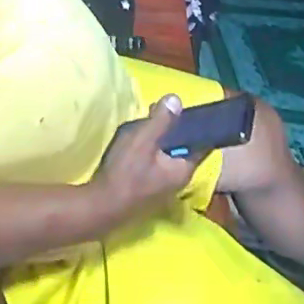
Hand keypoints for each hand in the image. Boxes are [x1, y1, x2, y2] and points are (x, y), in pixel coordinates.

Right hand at [92, 95, 200, 219]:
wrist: (102, 204)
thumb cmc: (126, 171)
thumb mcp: (143, 139)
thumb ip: (161, 120)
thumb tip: (177, 99)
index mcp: (183, 169)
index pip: (201, 144)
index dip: (197, 126)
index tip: (188, 108)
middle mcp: (177, 180)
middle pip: (182, 148)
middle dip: (172, 128)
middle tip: (158, 109)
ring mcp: (162, 186)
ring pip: (166, 156)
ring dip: (159, 139)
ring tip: (144, 122)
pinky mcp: (147, 188)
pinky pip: (155, 163)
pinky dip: (150, 150)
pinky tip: (135, 142)